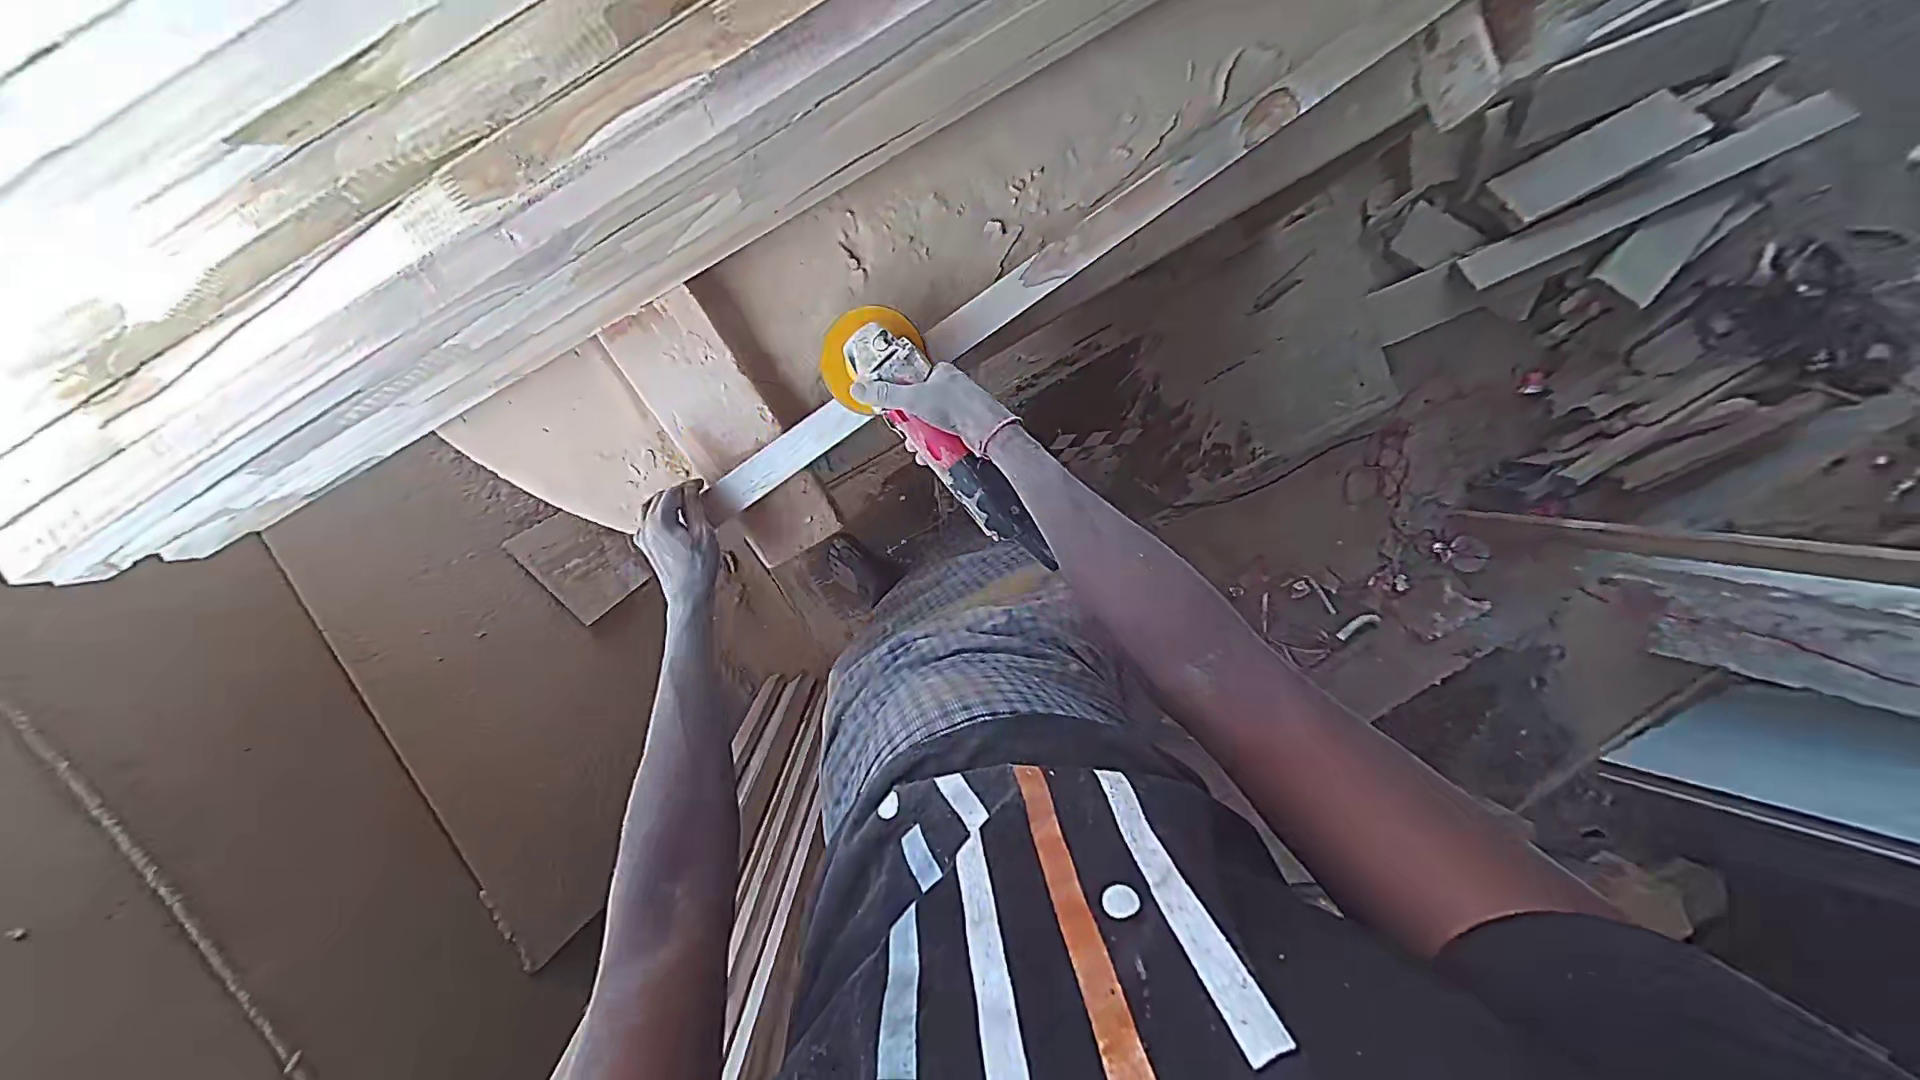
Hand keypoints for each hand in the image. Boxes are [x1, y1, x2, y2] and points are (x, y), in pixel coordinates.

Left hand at [637, 481, 720, 611]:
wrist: (688, 595)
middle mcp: (645, 528)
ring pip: (651, 509)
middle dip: (677, 493)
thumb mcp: (704, 533)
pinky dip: (661, 516)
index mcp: (659, 522)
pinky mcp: (646, 547)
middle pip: (659, 498)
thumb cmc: (698, 569)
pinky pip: (649, 522)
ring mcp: (643, 538)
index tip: (701, 485)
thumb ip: (695, 507)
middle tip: (696, 493)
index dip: (688, 486)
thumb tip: (691, 490)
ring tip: (686, 504)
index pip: (672, 492)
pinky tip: (675, 520)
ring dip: (667, 503)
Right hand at [851, 363, 1016, 455]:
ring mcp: (960, 409)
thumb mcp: (913, 399)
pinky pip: (945, 436)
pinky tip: (932, 454)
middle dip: (911, 424)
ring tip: (919, 447)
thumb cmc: (959, 407)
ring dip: (922, 438)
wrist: (987, 431)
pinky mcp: (966, 427)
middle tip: (908, 432)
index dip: (901, 398)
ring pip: (932, 424)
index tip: (894, 409)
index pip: (912, 382)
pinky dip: (936, 446)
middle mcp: (952, 388)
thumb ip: (885, 394)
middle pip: (920, 407)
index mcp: (941, 373)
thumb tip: (860, 388)